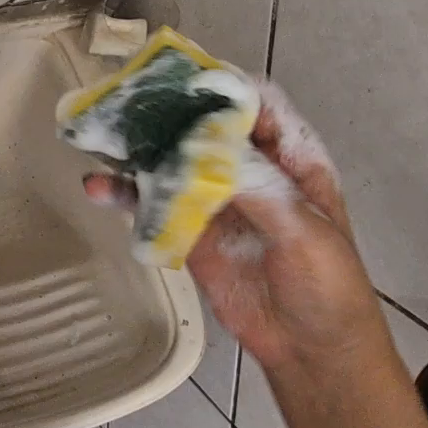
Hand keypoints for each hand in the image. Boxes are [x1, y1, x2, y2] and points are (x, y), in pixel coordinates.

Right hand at [85, 82, 389, 375]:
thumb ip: (259, 188)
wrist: (308, 348)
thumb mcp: (306, 232)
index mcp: (289, 159)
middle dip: (166, 113)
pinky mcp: (187, 229)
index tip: (178, 79)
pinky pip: (152, 204)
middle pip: (202, 128)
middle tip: (123, 102)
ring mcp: (214, 200)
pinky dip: (124, 194)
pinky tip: (99, 188)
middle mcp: (247, 170)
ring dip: (135, 151)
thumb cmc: (328, 286)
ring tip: (99, 139)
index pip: (254, 105)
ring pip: (170, 162)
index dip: (220, 88)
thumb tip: (205, 146)